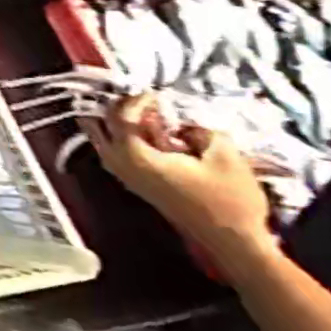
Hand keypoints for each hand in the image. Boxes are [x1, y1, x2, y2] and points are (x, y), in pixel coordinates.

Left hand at [86, 94, 274, 260]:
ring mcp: (120, 172)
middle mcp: (116, 162)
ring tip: (148, 113)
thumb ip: (200, 130)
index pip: (120, 116)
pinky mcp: (131, 180)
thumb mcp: (225, 156)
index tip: (155, 93)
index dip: (136, 100)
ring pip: (103, 137)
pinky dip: (126, 136)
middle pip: (101, 123)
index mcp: (132, 154)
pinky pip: (115, 149)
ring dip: (120, 121)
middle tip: (145, 100)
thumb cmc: (229, 198)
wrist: (229, 237)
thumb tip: (181, 122)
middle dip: (119, 107)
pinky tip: (151, 132)